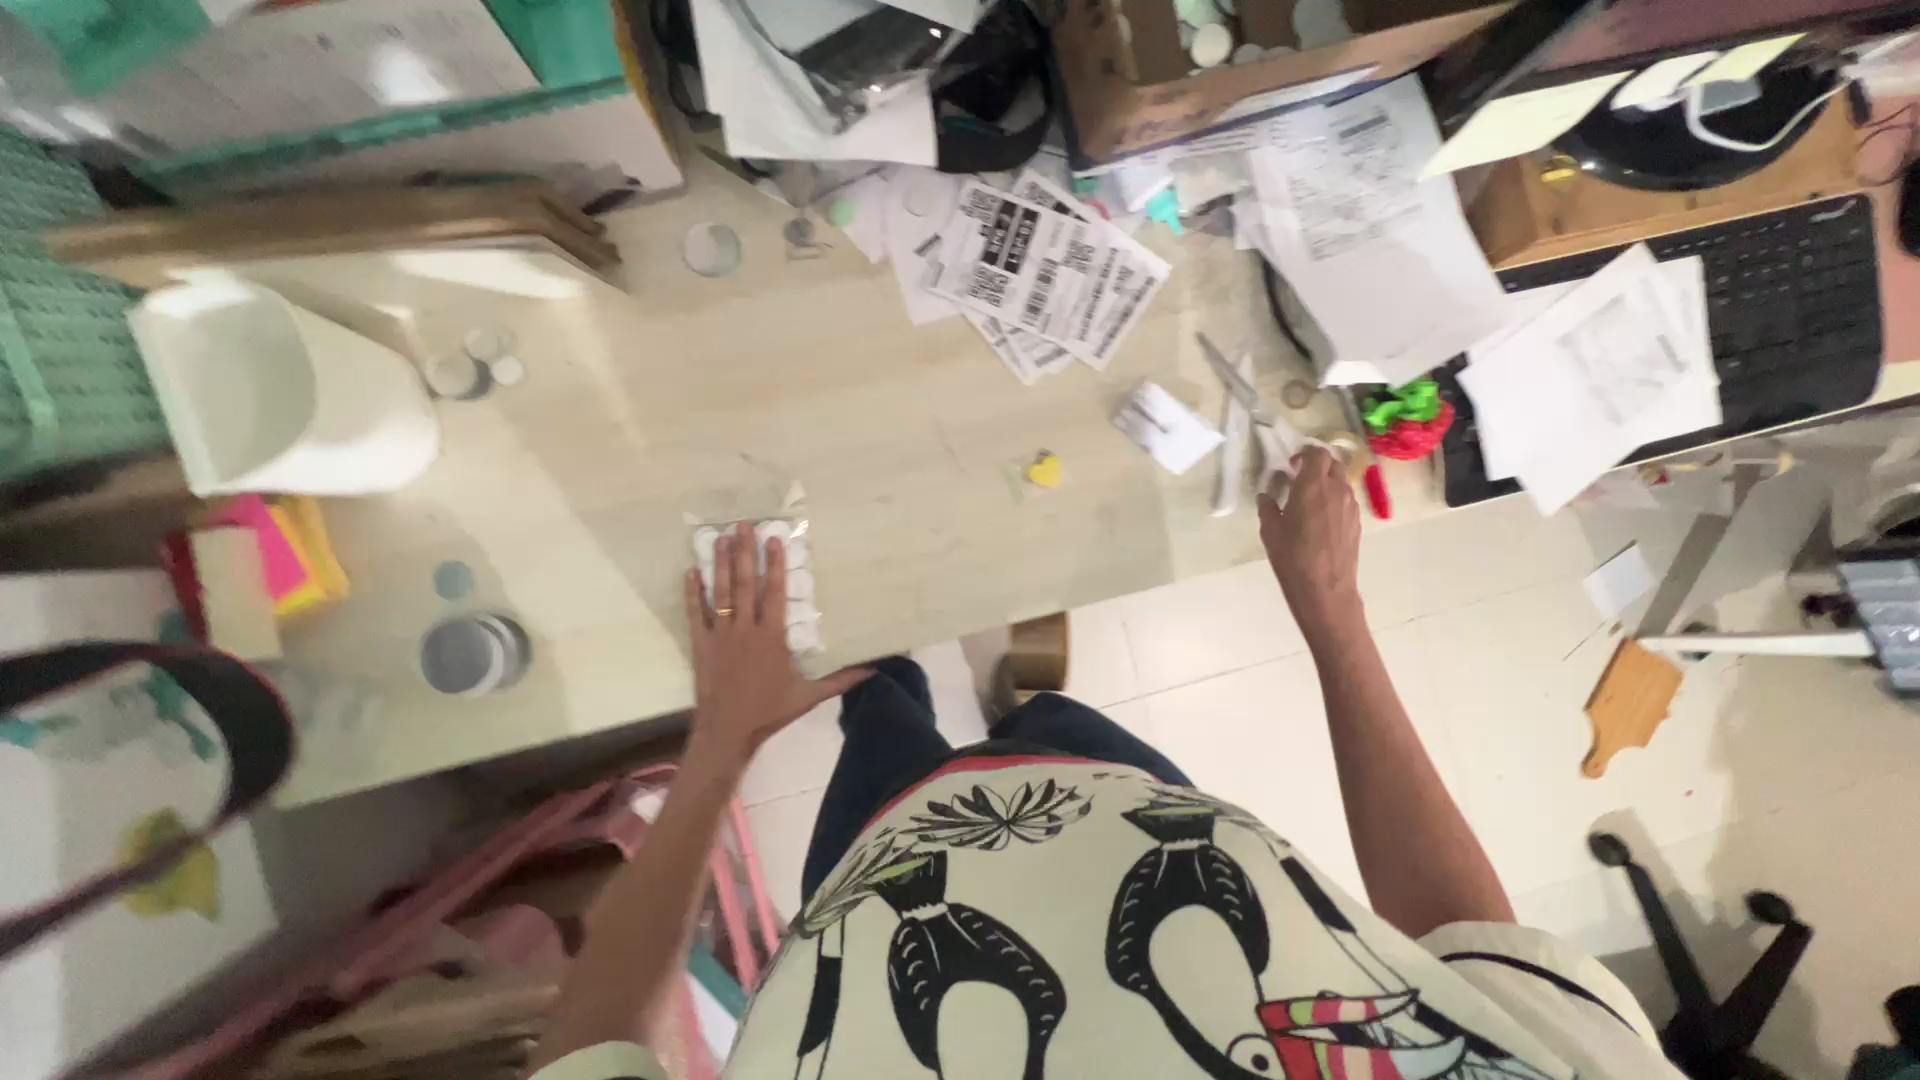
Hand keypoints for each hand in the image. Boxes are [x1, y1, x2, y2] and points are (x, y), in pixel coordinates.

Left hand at [684, 522, 870, 764]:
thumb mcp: (809, 696)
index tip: (775, 539)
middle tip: (743, 524)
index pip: (775, 593)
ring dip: (721, 564)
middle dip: (745, 552)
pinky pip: (696, 614)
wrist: (728, 731)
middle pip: (745, 584)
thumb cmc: (770, 712)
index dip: (775, 565)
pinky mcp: (701, 645)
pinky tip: (690, 572)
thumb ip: (840, 679)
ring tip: (722, 537)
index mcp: (772, 638)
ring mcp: (721, 636)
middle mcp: (746, 630)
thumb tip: (873, 670)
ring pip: (721, 593)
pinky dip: (693, 593)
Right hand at [1259, 445, 1364, 638]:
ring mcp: (1350, 506)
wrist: (1325, 589)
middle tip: (1299, 478)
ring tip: (1308, 500)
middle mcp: (1336, 490)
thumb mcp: (1270, 532)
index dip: (1304, 454)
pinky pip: (1345, 500)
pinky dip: (1333, 499)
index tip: (1291, 465)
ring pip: (1341, 481)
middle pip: (1333, 463)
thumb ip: (1268, 508)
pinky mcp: (1357, 521)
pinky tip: (1319, 519)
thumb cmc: (1292, 558)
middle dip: (1316, 465)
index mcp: (1312, 486)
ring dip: (1326, 482)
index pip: (1316, 454)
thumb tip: (1267, 497)